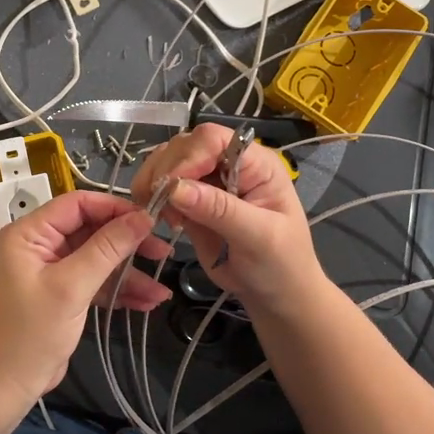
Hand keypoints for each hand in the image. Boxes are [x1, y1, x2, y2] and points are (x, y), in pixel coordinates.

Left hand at [0, 191, 172, 404]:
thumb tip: (143, 218)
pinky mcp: (61, 294)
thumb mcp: (71, 287)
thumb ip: (107, 249)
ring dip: (129, 274)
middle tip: (164, 252)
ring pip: (97, 259)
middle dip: (127, 244)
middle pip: (91, 230)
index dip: (115, 208)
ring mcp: (50, 271)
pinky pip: (94, 282)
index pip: (77, 204)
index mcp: (28, 233)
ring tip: (162, 290)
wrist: (6, 386)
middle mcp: (38, 245)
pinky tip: (147, 302)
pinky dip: (118, 291)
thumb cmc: (31, 333)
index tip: (151, 219)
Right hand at [132, 124, 329, 309]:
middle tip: (159, 205)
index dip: (189, 157)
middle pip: (184, 145)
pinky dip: (151, 196)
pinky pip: (162, 186)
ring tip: (159, 213)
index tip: (172, 187)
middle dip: (166, 171)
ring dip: (153, 181)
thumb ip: (220, 210)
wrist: (275, 293)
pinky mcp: (190, 200)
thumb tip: (176, 188)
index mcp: (255, 163)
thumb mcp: (259, 237)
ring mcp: (208, 180)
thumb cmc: (281, 264)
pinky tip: (160, 218)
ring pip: (167, 161)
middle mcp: (229, 163)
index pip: (214, 139)